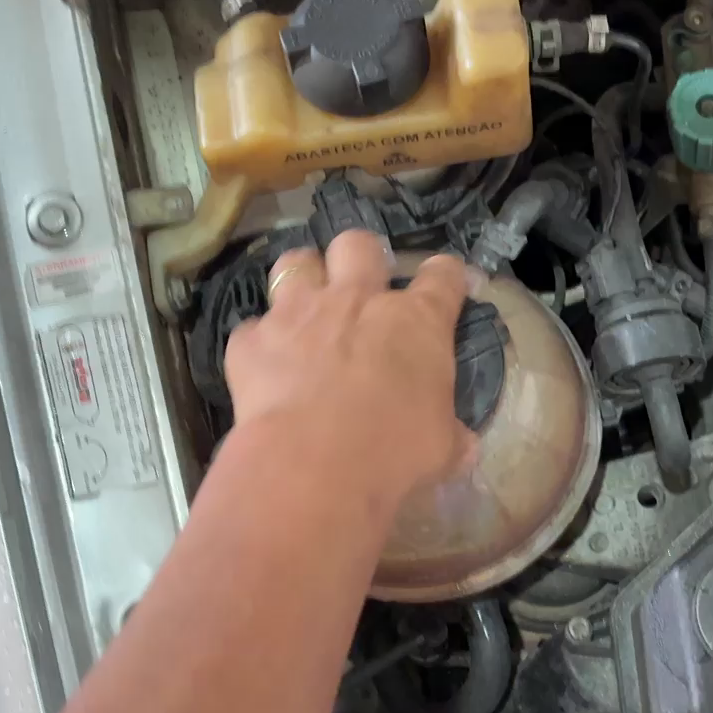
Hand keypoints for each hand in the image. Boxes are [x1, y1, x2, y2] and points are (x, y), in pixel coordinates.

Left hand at [223, 231, 479, 502]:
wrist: (313, 466)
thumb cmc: (397, 451)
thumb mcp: (445, 446)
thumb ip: (452, 433)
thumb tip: (462, 443)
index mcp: (418, 321)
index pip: (443, 276)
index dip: (449, 276)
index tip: (451, 283)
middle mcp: (358, 300)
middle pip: (359, 246)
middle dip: (364, 258)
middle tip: (365, 288)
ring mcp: (298, 314)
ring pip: (296, 264)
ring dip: (305, 279)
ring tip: (309, 306)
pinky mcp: (249, 341)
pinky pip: (254, 328)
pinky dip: (263, 343)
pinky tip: (269, 366)